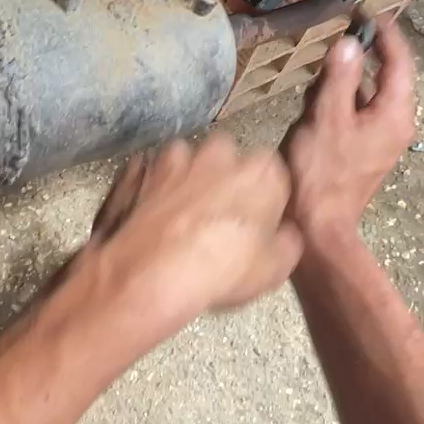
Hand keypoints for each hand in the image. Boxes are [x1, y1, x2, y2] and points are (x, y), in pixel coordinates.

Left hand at [77, 134, 302, 331]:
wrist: (150, 272)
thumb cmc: (221, 270)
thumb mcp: (275, 269)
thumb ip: (287, 239)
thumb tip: (283, 232)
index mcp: (261, 170)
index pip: (272, 173)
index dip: (264, 197)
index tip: (256, 220)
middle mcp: (218, 151)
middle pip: (227, 157)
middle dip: (223, 177)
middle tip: (215, 215)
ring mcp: (173, 155)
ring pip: (185, 160)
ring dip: (184, 178)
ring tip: (177, 214)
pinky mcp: (136, 166)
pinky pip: (149, 171)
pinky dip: (149, 185)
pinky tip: (147, 211)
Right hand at [283, 18, 416, 242]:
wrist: (316, 228)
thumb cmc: (321, 172)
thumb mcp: (326, 118)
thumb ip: (338, 78)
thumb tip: (348, 43)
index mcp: (394, 115)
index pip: (400, 63)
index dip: (387, 35)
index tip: (369, 12)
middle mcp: (393, 126)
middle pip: (386, 78)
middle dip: (366, 53)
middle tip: (344, 29)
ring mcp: (378, 141)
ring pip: (368, 96)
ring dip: (349, 77)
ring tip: (325, 60)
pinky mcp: (360, 152)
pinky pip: (356, 113)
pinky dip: (341, 99)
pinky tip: (315, 97)